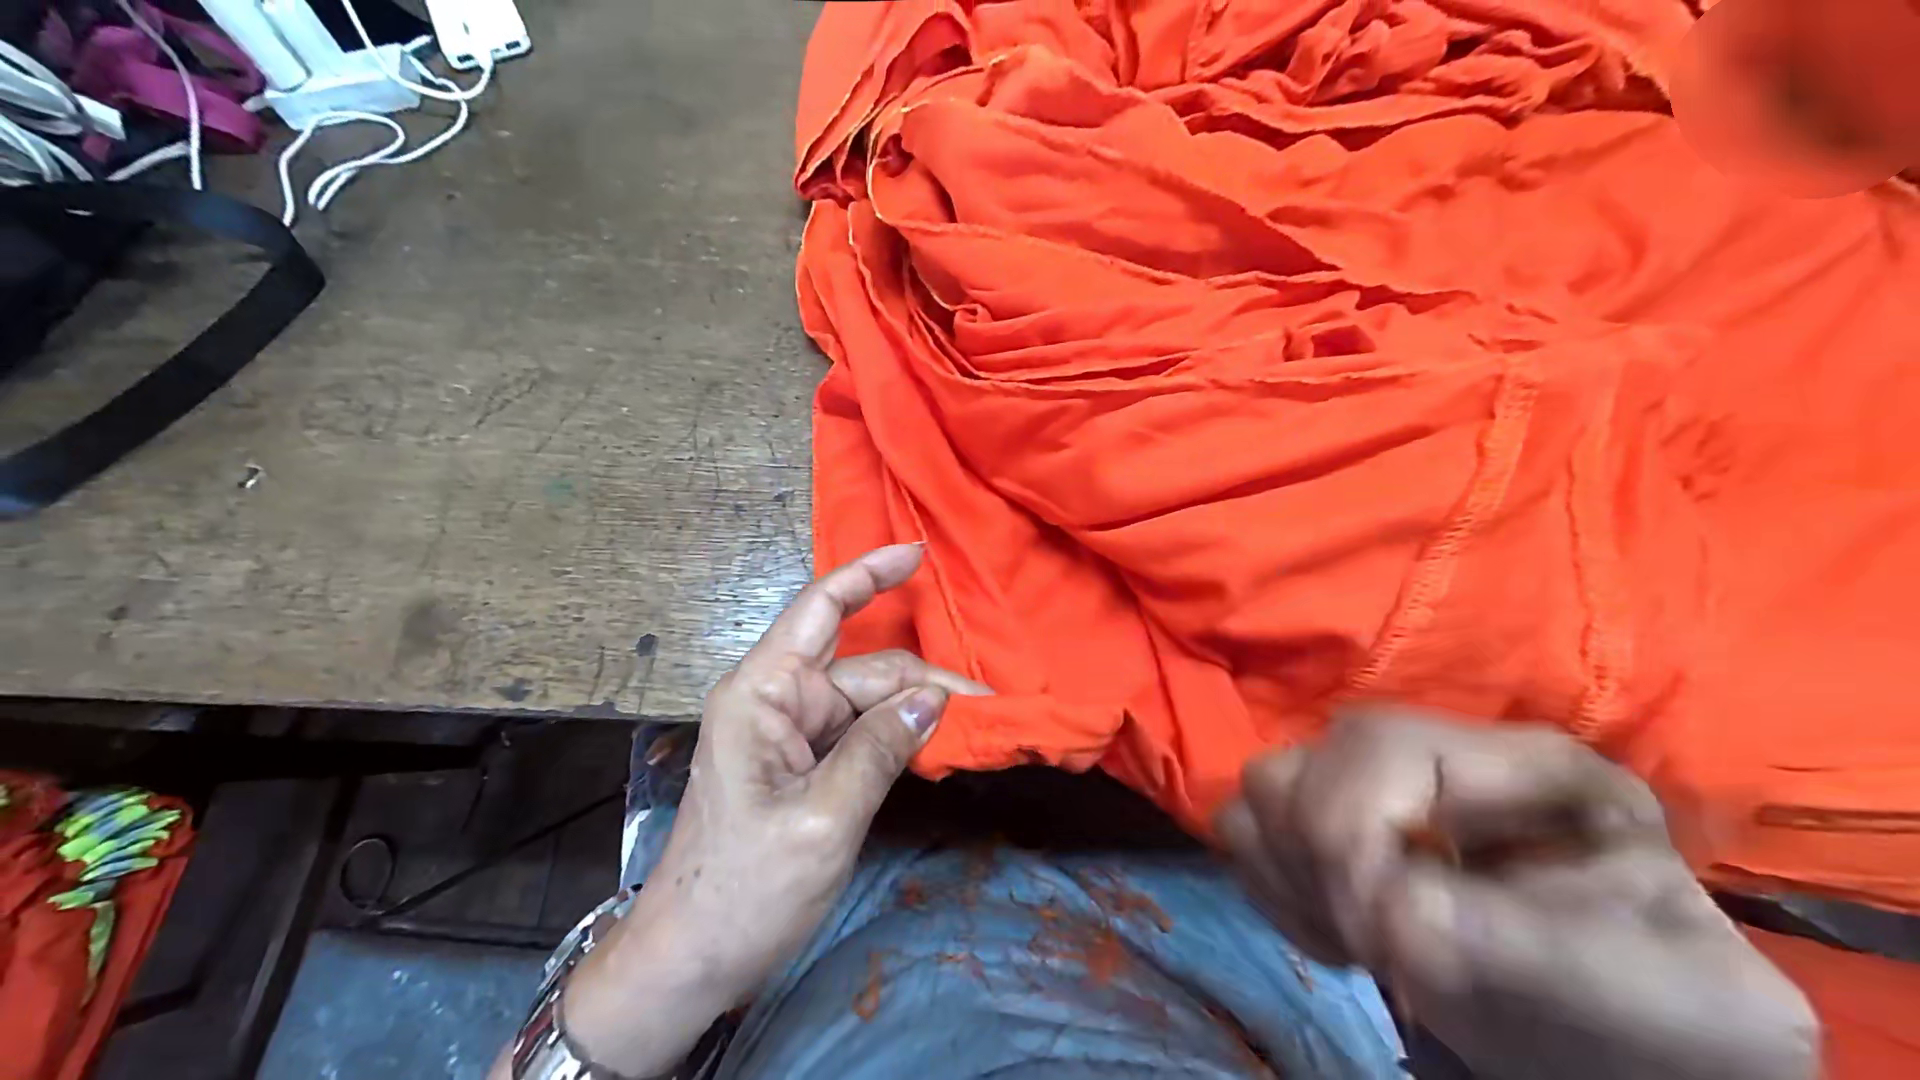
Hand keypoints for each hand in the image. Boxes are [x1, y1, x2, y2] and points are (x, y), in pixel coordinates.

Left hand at [562, 544, 989, 1075]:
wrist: (692, 961)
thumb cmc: (745, 889)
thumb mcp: (824, 818)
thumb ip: (880, 748)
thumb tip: (936, 698)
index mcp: (764, 692)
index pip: (820, 609)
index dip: (868, 573)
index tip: (917, 552)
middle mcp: (777, 699)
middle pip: (862, 665)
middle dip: (922, 678)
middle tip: (989, 703)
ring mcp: (790, 733)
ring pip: (867, 701)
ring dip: (916, 710)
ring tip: (976, 727)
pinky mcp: (803, 763)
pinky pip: (859, 732)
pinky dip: (897, 734)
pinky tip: (936, 743)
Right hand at [1217, 707, 1817, 1079]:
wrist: (1627, 1045)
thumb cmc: (1665, 1016)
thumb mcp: (1663, 995)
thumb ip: (1539, 949)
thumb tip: (1394, 918)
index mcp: (1519, 760)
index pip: (1374, 743)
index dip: (1350, 830)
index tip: (1377, 939)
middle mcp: (1424, 753)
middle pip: (1296, 765)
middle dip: (1319, 866)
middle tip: (1375, 949)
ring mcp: (1363, 783)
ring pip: (1258, 793)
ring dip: (1293, 879)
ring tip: (1362, 941)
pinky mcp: (1322, 825)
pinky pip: (1244, 834)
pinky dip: (1276, 889)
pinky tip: (1341, 933)